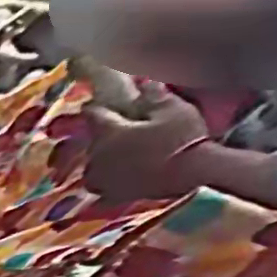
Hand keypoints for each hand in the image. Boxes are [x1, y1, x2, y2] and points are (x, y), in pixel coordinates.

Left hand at [84, 81, 210, 201]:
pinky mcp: (106, 193)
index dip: (93, 109)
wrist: (188, 173)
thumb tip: (143, 84)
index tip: (89, 105)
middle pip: (95, 142)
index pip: (95, 116)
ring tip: (119, 153)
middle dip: (104, 135)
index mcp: (108, 133)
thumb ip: (154, 97)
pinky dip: (105, 177)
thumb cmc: (181, 137)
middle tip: (118, 131)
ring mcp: (98, 177)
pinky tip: (115, 174)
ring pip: (94, 163)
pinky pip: (99, 183)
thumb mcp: (173, 110)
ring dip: (103, 157)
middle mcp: (95, 156)